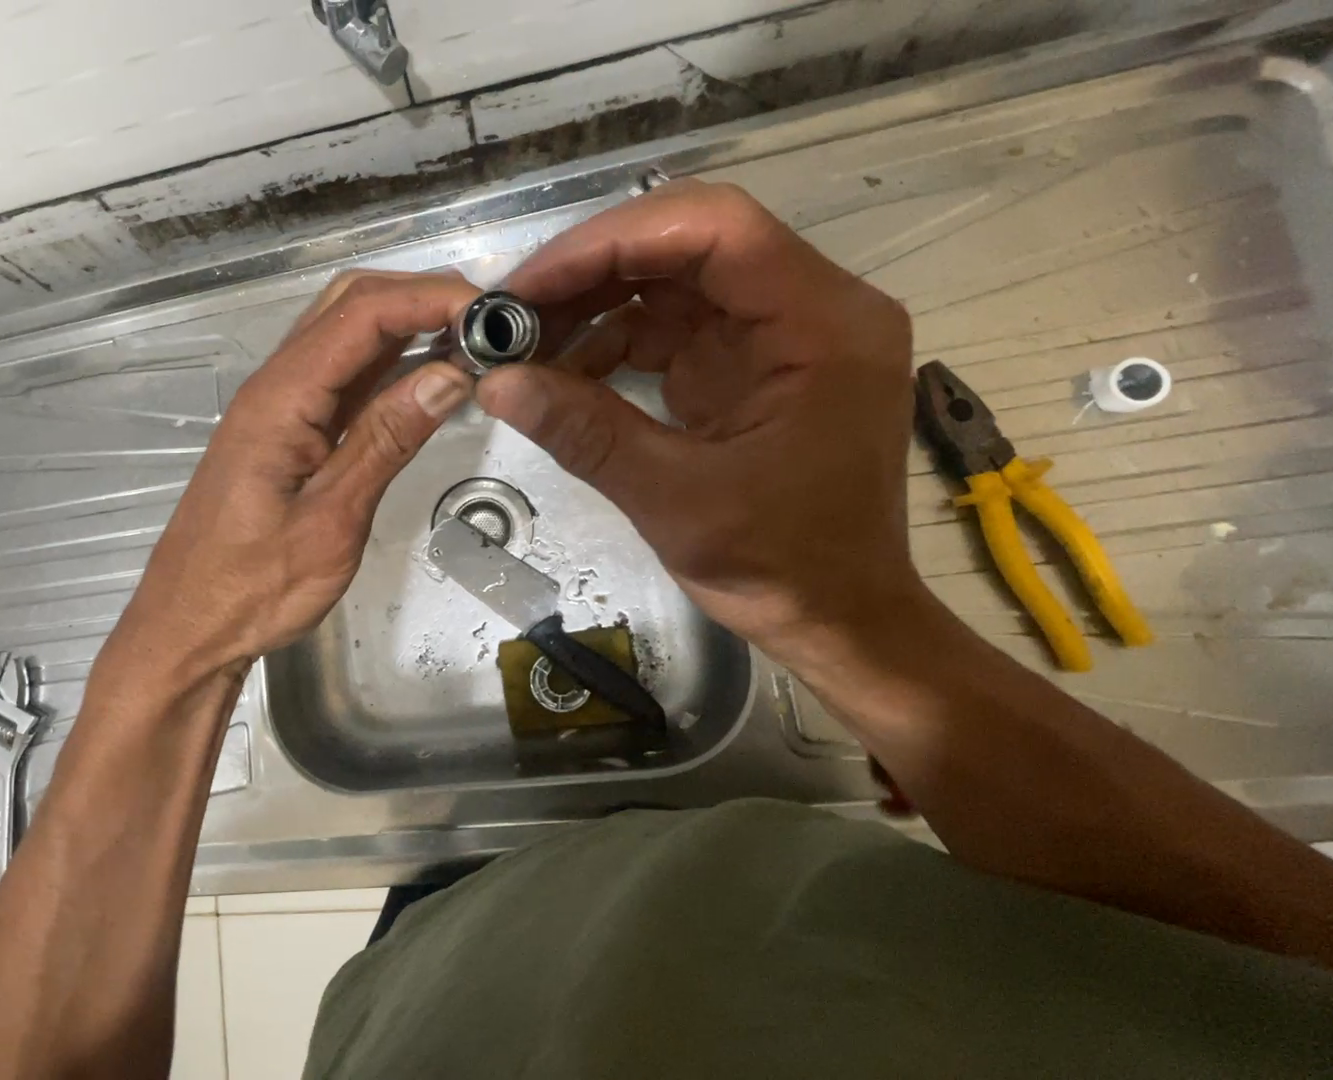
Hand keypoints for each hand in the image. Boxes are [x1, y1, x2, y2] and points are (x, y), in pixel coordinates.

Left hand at [97, 271, 478, 685]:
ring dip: (405, 324)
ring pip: (345, 334)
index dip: (428, 298)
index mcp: (280, 398)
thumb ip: (386, 441)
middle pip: (348, 305)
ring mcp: (280, 407)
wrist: (191, 625)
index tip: (492, 311)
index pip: (361, 314)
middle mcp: (276, 386)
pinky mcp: (288, 431)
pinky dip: (387, 364)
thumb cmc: (255, 586)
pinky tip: (426, 377)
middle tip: (487, 320)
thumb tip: (450, 374)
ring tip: (470, 340)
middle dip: (419, 296)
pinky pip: (341, 376)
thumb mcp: (332, 519)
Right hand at [477, 180, 918, 655]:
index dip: (612, 241)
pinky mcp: (751, 364)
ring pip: (674, 282)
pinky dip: (615, 343)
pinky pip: (674, 327)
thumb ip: (587, 434)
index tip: (529, 284)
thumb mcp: (676, 501)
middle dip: (593, 270)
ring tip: (524, 345)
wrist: (837, 616)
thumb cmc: (781, 566)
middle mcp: (810, 308)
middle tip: (512, 311)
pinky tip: (564, 375)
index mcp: (822, 325)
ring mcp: (780, 334)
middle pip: (690, 244)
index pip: (715, 230)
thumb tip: (495, 384)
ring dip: (596, 305)